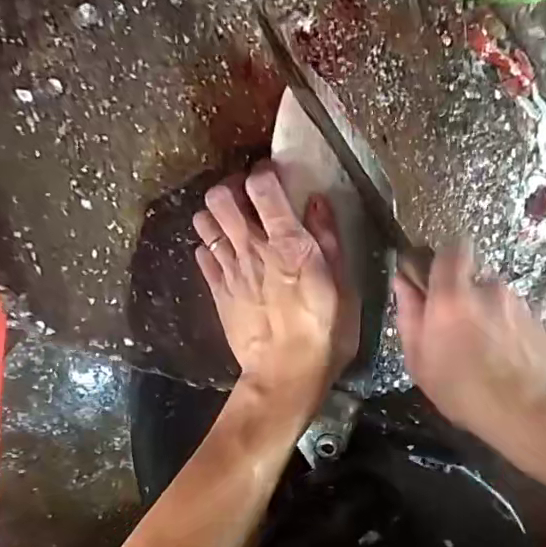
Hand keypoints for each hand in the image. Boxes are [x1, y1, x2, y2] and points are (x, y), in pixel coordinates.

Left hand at [193, 165, 354, 414]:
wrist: (286, 375)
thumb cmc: (326, 331)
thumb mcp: (343, 285)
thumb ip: (328, 239)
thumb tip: (316, 202)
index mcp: (288, 243)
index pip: (261, 185)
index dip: (265, 172)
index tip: (275, 175)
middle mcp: (253, 248)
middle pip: (220, 196)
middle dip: (232, 187)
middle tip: (248, 196)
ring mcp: (230, 270)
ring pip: (203, 221)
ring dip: (216, 215)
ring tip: (234, 223)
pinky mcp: (217, 291)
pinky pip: (202, 254)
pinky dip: (210, 246)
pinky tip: (227, 255)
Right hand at [392, 242, 545, 456]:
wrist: (533, 409)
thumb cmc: (466, 392)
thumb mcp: (421, 363)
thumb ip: (409, 318)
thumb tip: (402, 284)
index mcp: (451, 295)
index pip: (449, 250)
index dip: (440, 263)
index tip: (431, 284)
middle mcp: (485, 288)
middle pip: (469, 279)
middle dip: (460, 298)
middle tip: (453, 332)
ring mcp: (514, 301)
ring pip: (490, 298)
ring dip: (482, 316)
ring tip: (480, 353)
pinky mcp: (534, 316)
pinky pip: (509, 314)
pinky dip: (502, 329)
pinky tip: (501, 358)